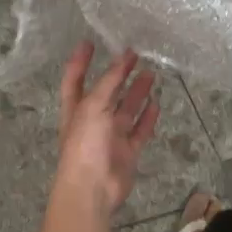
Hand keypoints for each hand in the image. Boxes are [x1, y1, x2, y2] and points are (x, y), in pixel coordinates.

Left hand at [54, 41, 160, 212]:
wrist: (92, 189)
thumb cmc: (85, 144)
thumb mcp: (93, 106)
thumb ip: (109, 82)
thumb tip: (123, 57)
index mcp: (76, 108)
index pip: (75, 79)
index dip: (80, 61)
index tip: (90, 42)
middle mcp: (92, 121)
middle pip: (106, 92)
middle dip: (117, 74)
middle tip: (134, 55)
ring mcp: (110, 137)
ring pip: (126, 110)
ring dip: (136, 92)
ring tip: (151, 74)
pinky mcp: (127, 152)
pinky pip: (139, 131)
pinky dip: (147, 118)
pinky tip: (156, 103)